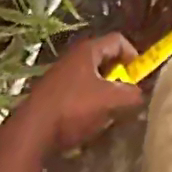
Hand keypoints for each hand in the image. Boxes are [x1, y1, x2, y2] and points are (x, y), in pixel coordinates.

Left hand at [13, 34, 144, 153]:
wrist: (31, 132)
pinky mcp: (51, 94)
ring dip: (103, 91)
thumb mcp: (108, 102)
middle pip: (104, 58)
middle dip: (118, 75)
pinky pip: (77, 91)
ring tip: (108, 110)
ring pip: (90, 76)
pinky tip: (87, 121)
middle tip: (125, 93)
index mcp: (88, 50)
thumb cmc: (73, 108)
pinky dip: (87, 101)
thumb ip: (129, 95)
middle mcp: (73, 57)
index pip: (118, 40)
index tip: (139, 75)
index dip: (132, 54)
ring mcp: (60, 75)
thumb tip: (140, 94)